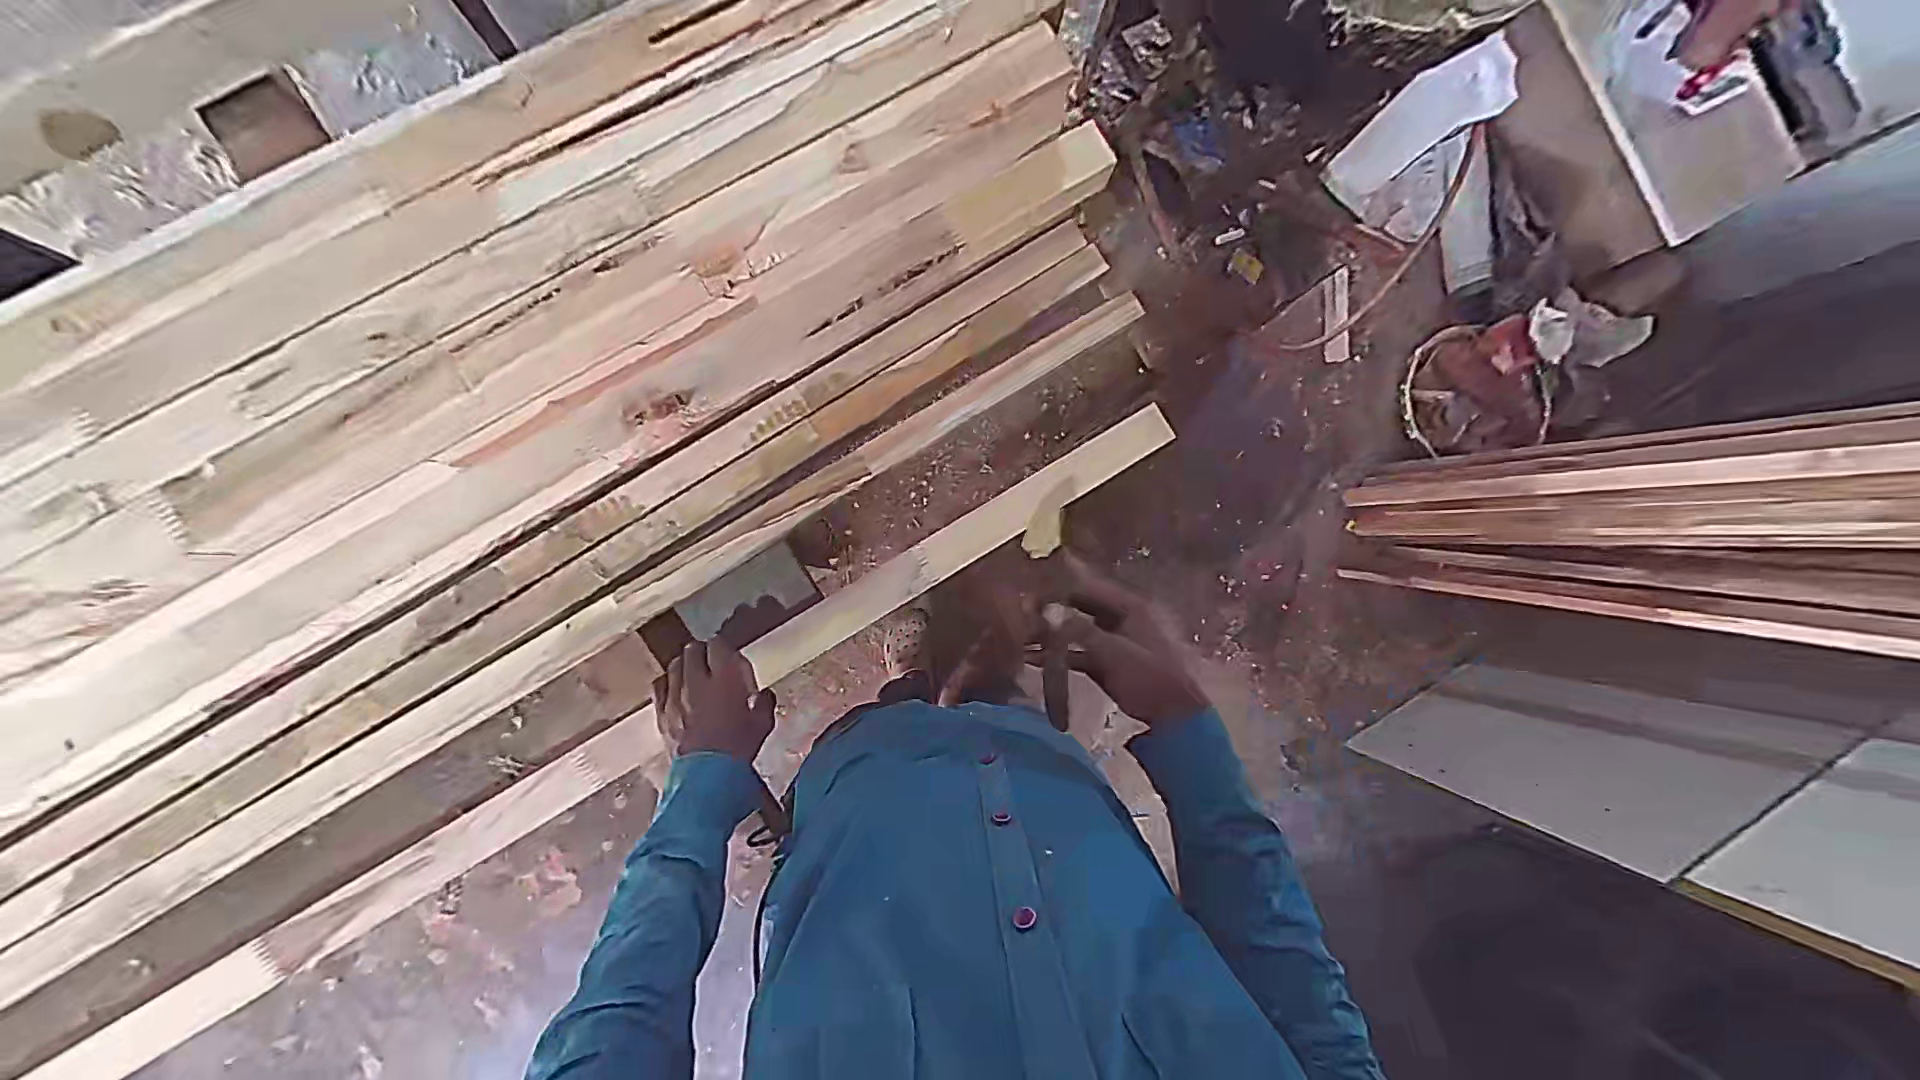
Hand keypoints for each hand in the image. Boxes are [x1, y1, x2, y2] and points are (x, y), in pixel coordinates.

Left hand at [653, 638, 775, 761]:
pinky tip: (675, 688)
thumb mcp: (762, 724)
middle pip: (693, 650)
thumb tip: (764, 696)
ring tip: (694, 672)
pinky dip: (668, 682)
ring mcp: (675, 697)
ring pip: (674, 665)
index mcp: (724, 679)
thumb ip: (764, 703)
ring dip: (685, 664)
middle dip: (703, 651)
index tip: (730, 655)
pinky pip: (659, 686)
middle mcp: (697, 682)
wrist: (707, 776)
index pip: (718, 645)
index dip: (724, 646)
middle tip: (712, 660)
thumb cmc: (736, 749)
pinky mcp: (662, 714)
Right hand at [1035, 552, 1209, 726]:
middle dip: (1049, 609)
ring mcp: (1109, 640)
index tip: (1028, 589)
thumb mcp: (1114, 653)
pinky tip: (1032, 658)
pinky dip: (1056, 654)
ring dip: (1050, 633)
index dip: (1058, 586)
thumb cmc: (1149, 679)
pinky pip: (1075, 652)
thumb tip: (1048, 613)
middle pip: (1076, 605)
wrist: (1173, 719)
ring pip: (1073, 628)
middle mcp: (1117, 617)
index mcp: (1127, 606)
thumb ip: (1081, 631)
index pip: (1086, 586)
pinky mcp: (1103, 662)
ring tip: (1019, 635)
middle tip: (1019, 611)